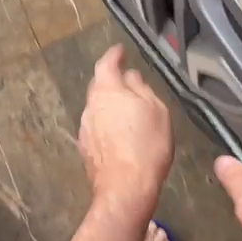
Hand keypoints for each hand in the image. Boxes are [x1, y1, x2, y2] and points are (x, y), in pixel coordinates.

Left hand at [78, 45, 172, 213]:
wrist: (125, 189)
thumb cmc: (146, 146)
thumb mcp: (156, 110)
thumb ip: (141, 89)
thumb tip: (131, 76)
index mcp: (107, 91)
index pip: (106, 63)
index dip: (114, 55)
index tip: (119, 51)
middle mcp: (90, 106)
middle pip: (99, 86)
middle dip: (111, 81)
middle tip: (127, 82)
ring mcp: (85, 128)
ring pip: (98, 108)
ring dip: (110, 106)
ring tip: (130, 113)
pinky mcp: (86, 148)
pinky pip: (98, 128)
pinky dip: (108, 126)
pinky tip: (121, 136)